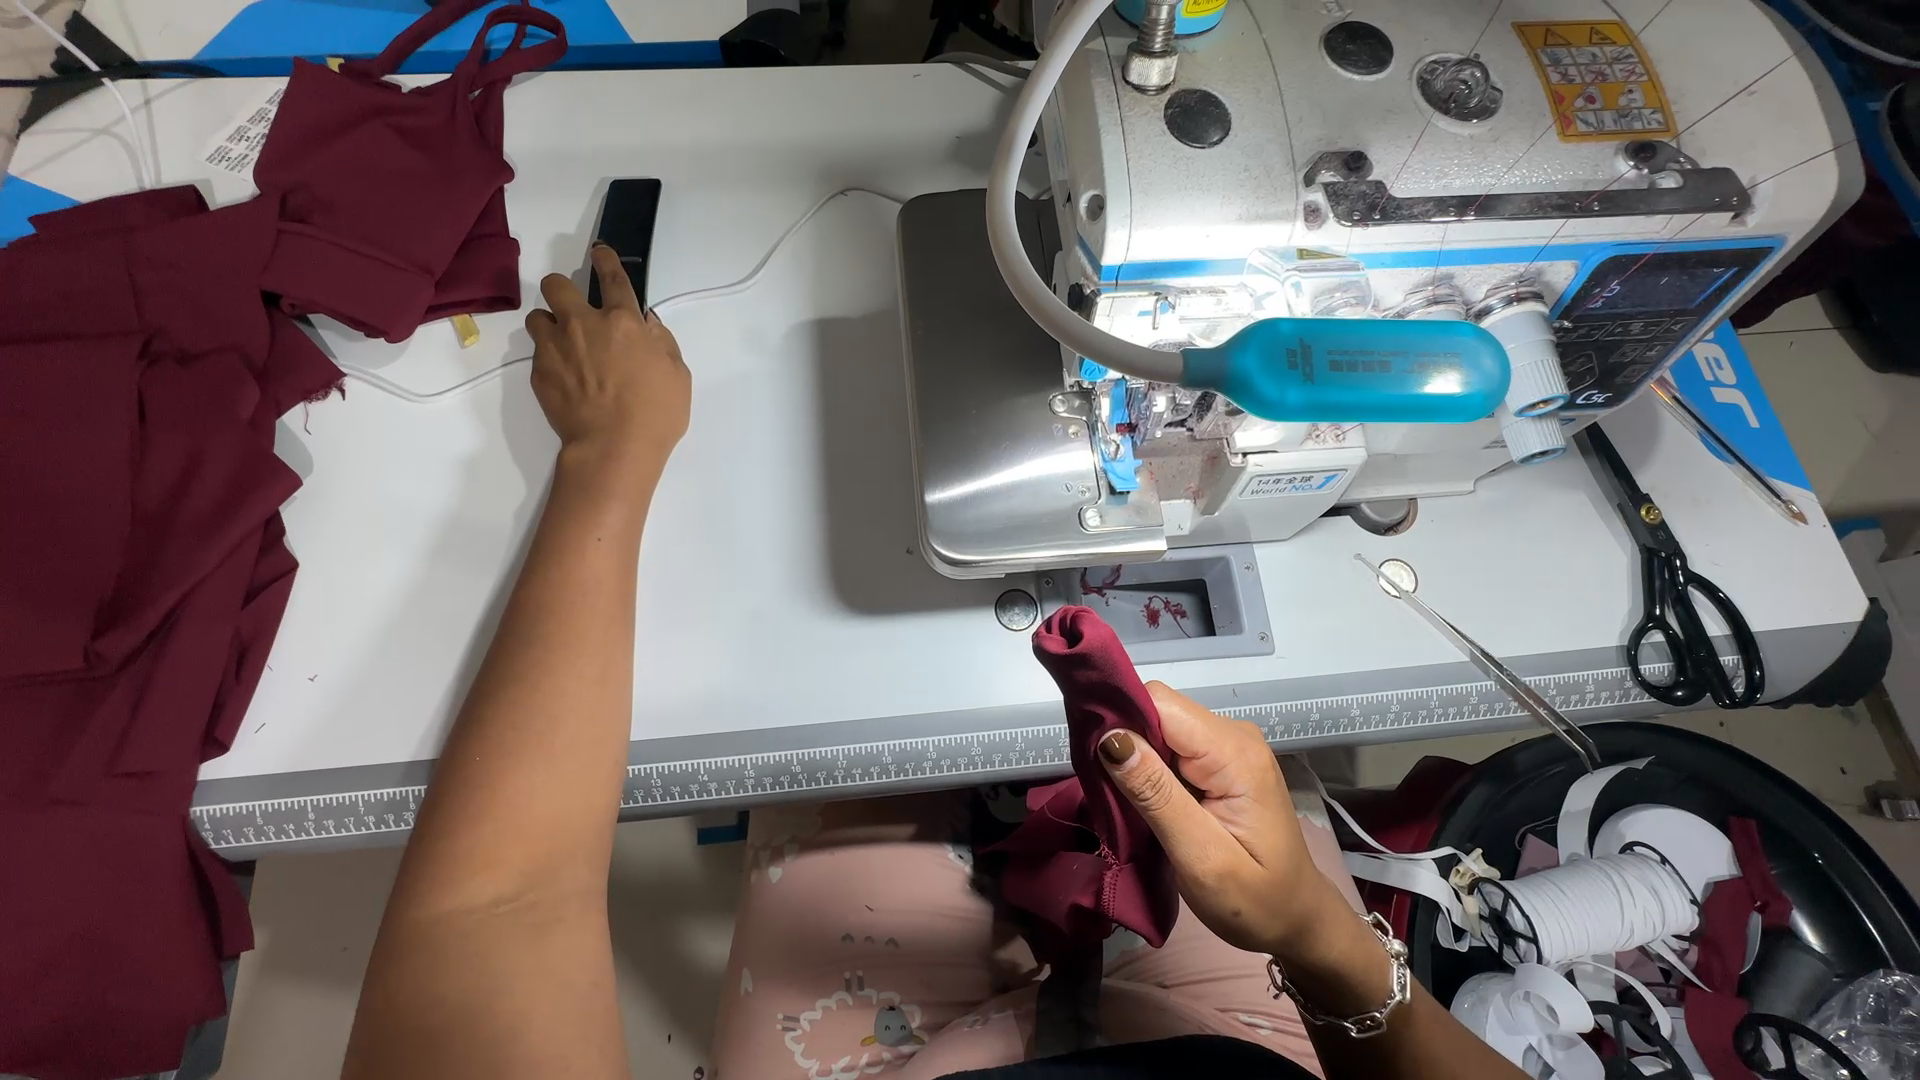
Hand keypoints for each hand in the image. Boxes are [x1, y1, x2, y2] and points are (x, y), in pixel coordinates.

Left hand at [525, 244, 689, 466]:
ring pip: (538, 317)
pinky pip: (539, 355)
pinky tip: (568, 380)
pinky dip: (551, 360)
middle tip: (575, 309)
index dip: (606, 259)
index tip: (599, 251)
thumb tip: (648, 325)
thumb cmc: (656, 413)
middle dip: (564, 290)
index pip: (612, 277)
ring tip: (565, 346)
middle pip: (557, 285)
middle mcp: (584, 325)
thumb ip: (662, 342)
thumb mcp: (678, 375)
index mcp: (623, 322)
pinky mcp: (539, 373)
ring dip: (551, 325)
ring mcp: (556, 348)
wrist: (614, 448)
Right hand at [1099, 682, 1349, 961]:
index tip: (1089, 755)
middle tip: (1105, 790)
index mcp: (1234, 753)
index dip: (1119, 718)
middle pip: (1157, 709)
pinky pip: (1168, 744)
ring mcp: (1227, 745)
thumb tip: (1111, 738)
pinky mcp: (1218, 759)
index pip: (1159, 702)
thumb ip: (1156, 795)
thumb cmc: (1255, 901)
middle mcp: (1232, 735)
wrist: (1296, 923)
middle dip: (1122, 740)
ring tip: (1122, 799)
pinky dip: (1147, 766)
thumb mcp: (1201, 858)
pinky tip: (1142, 798)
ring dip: (1132, 756)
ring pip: (1158, 725)